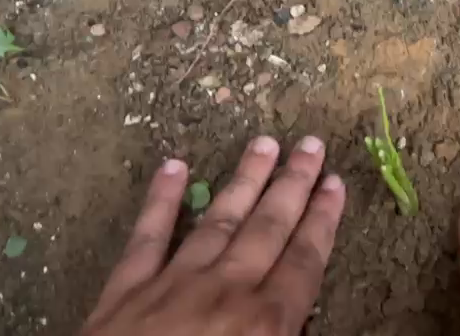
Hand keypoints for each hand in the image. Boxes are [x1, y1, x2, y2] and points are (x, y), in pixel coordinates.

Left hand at [82, 136, 345, 335]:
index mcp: (263, 324)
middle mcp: (226, 292)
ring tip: (263, 142)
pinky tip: (173, 166)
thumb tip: (302, 319)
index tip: (336, 182)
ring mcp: (173, 286)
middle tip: (310, 143)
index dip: (323, 219)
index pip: (305, 260)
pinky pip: (146, 241)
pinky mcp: (124, 294)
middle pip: (268, 227)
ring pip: (219, 220)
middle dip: (293, 183)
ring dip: (244, 179)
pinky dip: (159, 202)